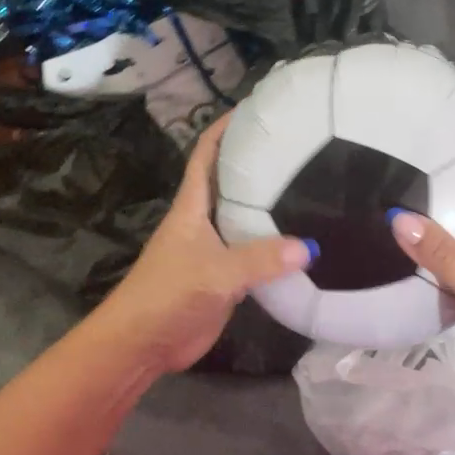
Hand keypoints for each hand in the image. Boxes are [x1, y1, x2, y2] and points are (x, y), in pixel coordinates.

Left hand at [97, 113, 313, 372]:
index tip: (254, 109)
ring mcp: (215, 250)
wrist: (143, 344)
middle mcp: (204, 222)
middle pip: (232, 182)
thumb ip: (260, 259)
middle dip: (259, 162)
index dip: (225, 129)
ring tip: (312, 185)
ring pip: (247, 217)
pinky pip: (257, 252)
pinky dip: (278, 243)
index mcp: (192, 207)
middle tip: (300, 146)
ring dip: (272, 203)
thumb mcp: (215, 273)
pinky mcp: (226, 277)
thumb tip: (310, 247)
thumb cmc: (168, 296)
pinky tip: (306, 240)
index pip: (206, 156)